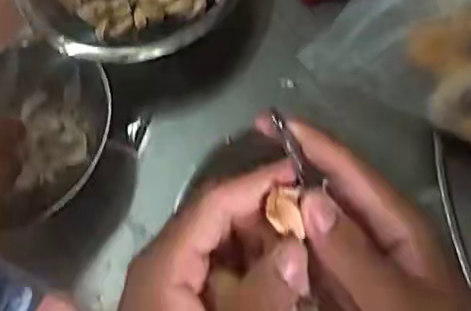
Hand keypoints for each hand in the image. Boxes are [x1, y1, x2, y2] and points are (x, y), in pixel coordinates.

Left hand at [120, 160, 309, 310]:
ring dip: (260, 248)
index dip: (256, 183)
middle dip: (263, 219)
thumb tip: (296, 246)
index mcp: (163, 263)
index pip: (214, 202)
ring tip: (300, 254)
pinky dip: (249, 277)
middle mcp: (162, 265)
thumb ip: (264, 297)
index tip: (298, 173)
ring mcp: (168, 289)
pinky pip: (219, 278)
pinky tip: (278, 285)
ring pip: (222, 249)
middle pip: (218, 222)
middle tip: (308, 223)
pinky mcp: (178, 308)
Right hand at [258, 119, 470, 310]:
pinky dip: (301, 259)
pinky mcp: (361, 298)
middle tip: (250, 168)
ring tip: (251, 205)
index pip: (349, 168)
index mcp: (399, 224)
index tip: (270, 120)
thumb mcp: (398, 303)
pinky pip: (325, 269)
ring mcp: (374, 271)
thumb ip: (354, 255)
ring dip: (292, 219)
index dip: (311, 140)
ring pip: (324, 233)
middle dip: (294, 177)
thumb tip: (309, 195)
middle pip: (333, 195)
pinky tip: (273, 255)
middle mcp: (384, 238)